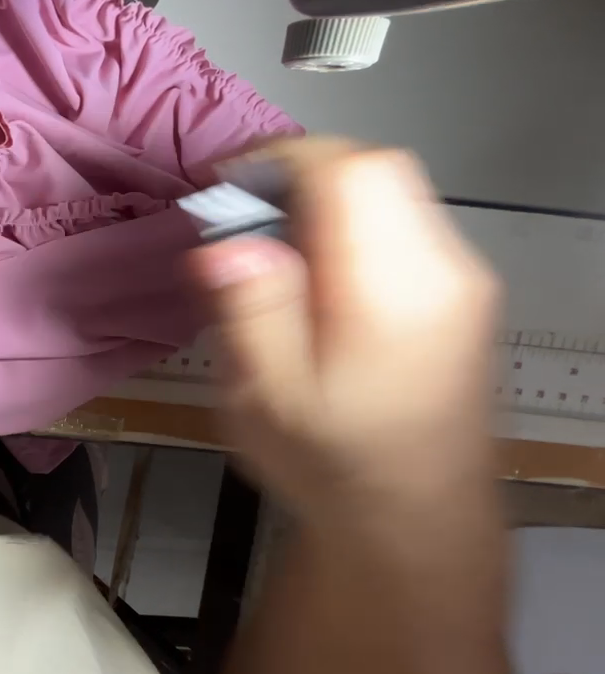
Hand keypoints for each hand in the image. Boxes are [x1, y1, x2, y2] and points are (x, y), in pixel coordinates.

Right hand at [188, 143, 500, 523]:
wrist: (408, 515)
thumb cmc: (326, 460)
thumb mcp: (265, 393)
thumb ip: (250, 312)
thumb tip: (227, 244)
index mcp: (392, 292)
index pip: (354, 172)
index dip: (279, 157)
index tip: (218, 183)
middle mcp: (441, 271)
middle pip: (377, 169)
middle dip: (292, 171)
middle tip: (227, 213)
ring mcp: (455, 279)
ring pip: (386, 190)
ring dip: (309, 196)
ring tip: (251, 244)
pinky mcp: (448, 291)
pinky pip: (392, 222)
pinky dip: (333, 220)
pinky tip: (293, 269)